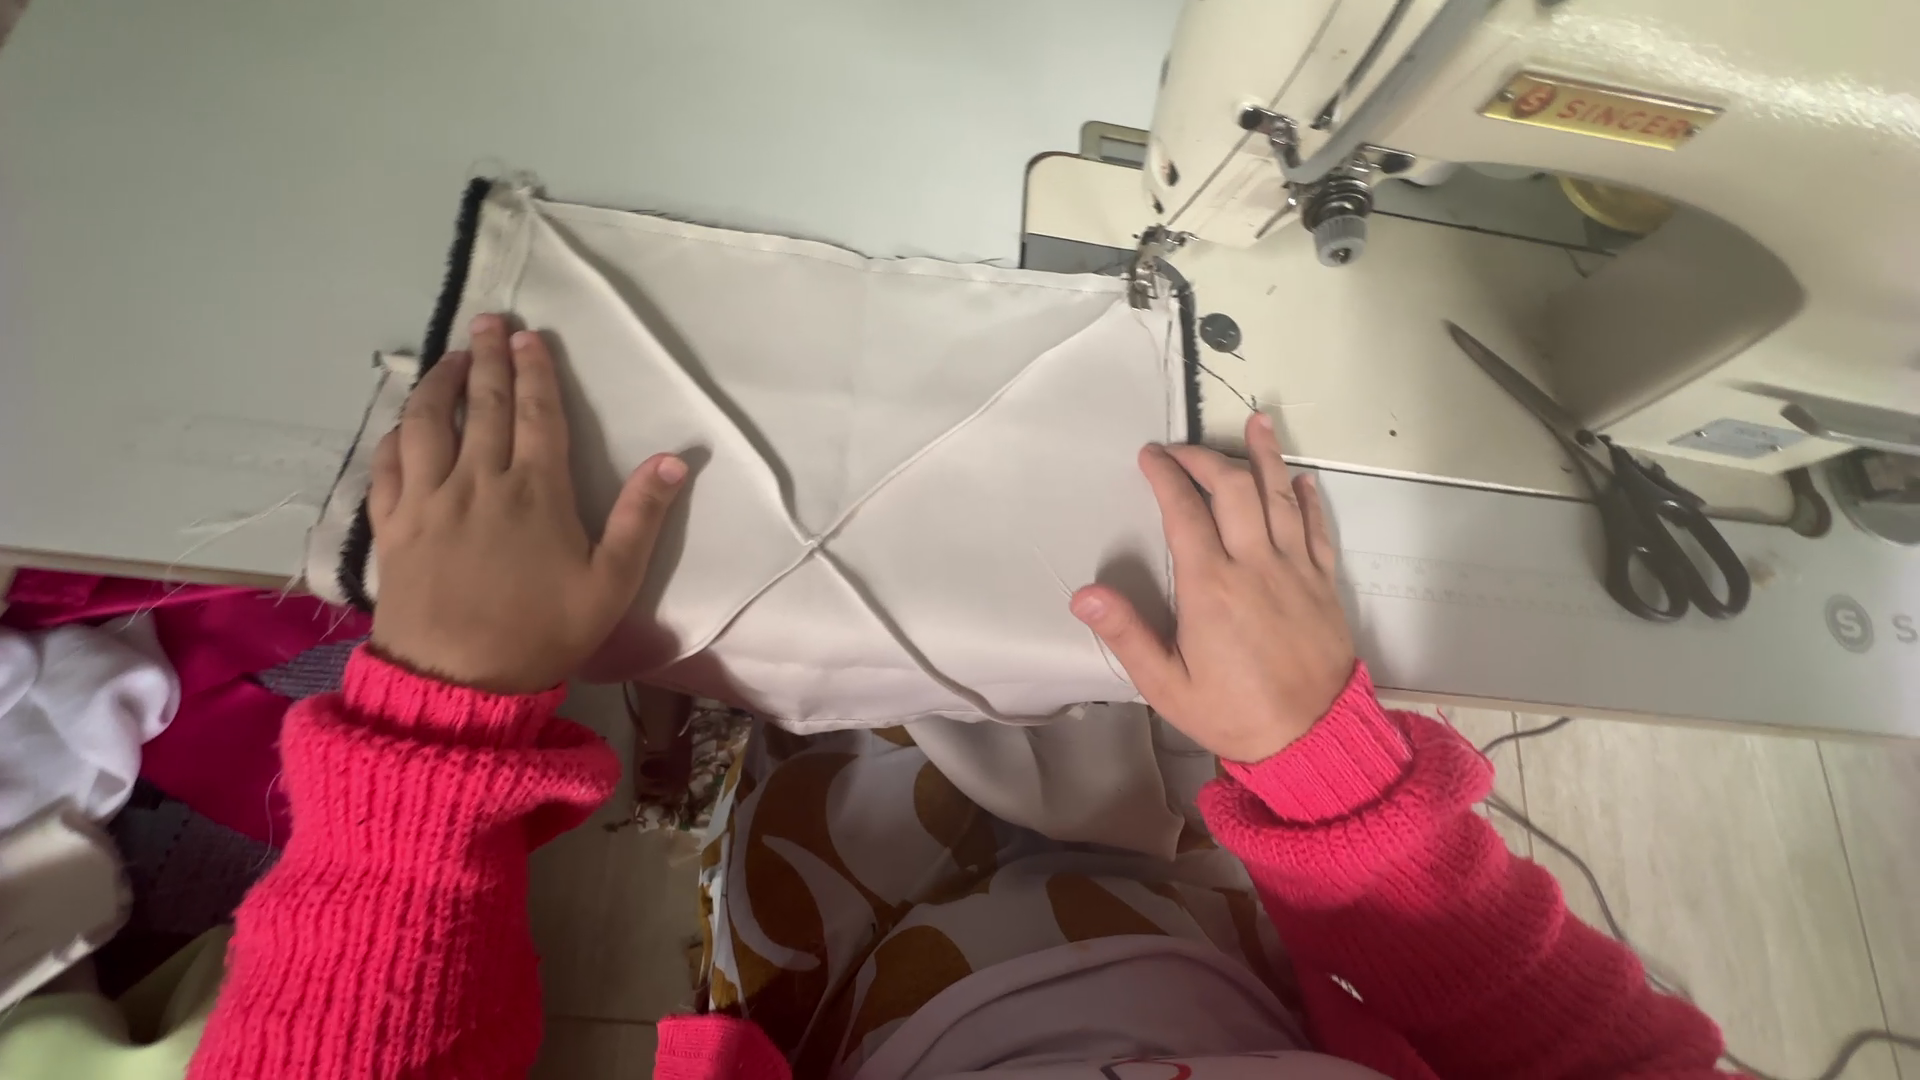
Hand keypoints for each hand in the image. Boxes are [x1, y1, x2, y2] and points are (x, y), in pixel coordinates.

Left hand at [368, 314, 688, 693]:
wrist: (458, 684)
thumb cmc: (545, 630)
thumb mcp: (613, 581)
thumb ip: (642, 517)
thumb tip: (673, 459)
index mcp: (534, 492)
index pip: (536, 415)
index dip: (536, 372)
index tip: (533, 337)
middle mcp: (477, 482)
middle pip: (480, 405)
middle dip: (487, 357)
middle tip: (489, 321)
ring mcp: (427, 501)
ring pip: (426, 423)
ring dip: (438, 383)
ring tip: (449, 357)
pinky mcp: (393, 526)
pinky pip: (388, 465)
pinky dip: (396, 434)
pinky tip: (404, 423)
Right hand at [1070, 413, 1354, 762]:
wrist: (1314, 741)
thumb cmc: (1231, 713)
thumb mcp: (1165, 684)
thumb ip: (1125, 634)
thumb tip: (1083, 594)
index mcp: (1211, 586)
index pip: (1184, 511)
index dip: (1165, 475)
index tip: (1148, 455)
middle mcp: (1255, 565)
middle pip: (1232, 489)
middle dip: (1204, 459)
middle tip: (1180, 449)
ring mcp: (1295, 570)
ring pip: (1279, 496)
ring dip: (1265, 456)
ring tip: (1257, 421)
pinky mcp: (1323, 583)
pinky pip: (1317, 528)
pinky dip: (1307, 498)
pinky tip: (1298, 478)